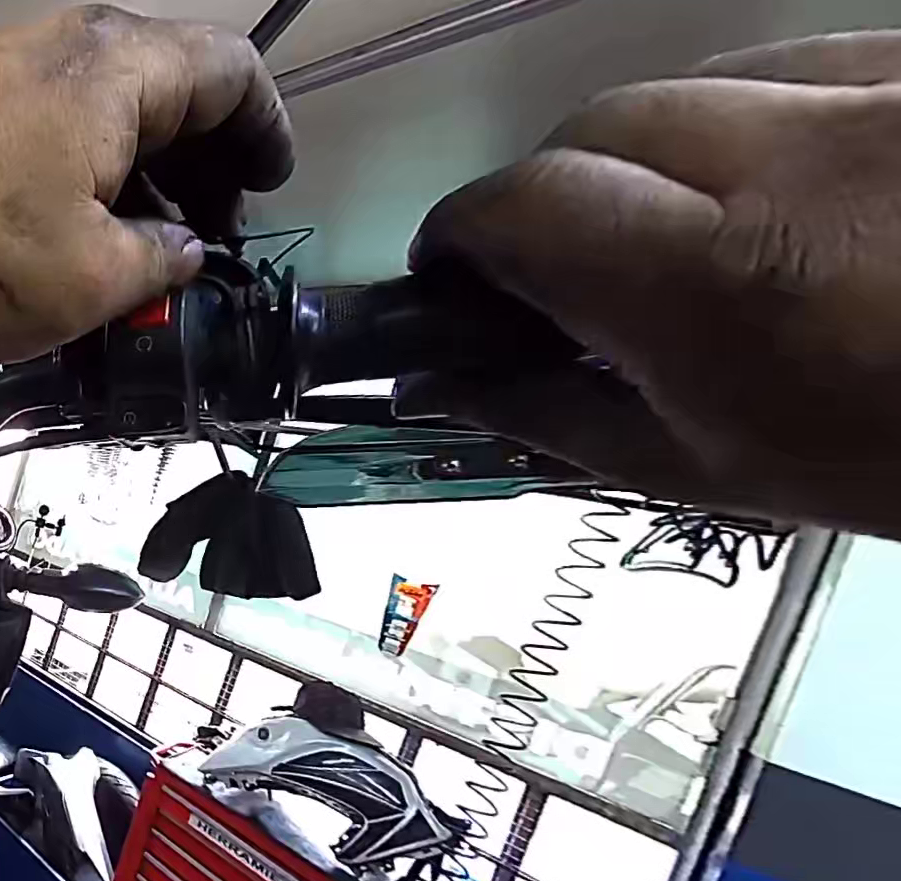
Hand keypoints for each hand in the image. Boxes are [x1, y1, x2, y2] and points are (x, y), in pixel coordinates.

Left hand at [0, 5, 291, 365]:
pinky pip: (36, 134)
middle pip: (159, 93)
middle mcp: (57, 46)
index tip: (269, 181)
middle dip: (194, 168)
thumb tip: (181, 251)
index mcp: (113, 71)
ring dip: (127, 180)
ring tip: (132, 246)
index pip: (228, 73)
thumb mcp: (85, 282)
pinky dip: (69, 178)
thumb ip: (155, 263)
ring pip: (93, 118)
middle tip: (200, 233)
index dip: (262, 133)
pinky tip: (59, 230)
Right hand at [410, 31, 900, 536]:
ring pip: (696, 81)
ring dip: (635, 151)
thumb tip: (429, 388)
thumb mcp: (684, 461)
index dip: (458, 227)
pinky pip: (808, 62)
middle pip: (597, 123)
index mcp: (709, 280)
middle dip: (537, 188)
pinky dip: (739, 120)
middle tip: (542, 255)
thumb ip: (534, 413)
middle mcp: (807, 160)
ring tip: (656, 218)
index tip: (446, 267)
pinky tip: (759, 182)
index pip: (525, 201)